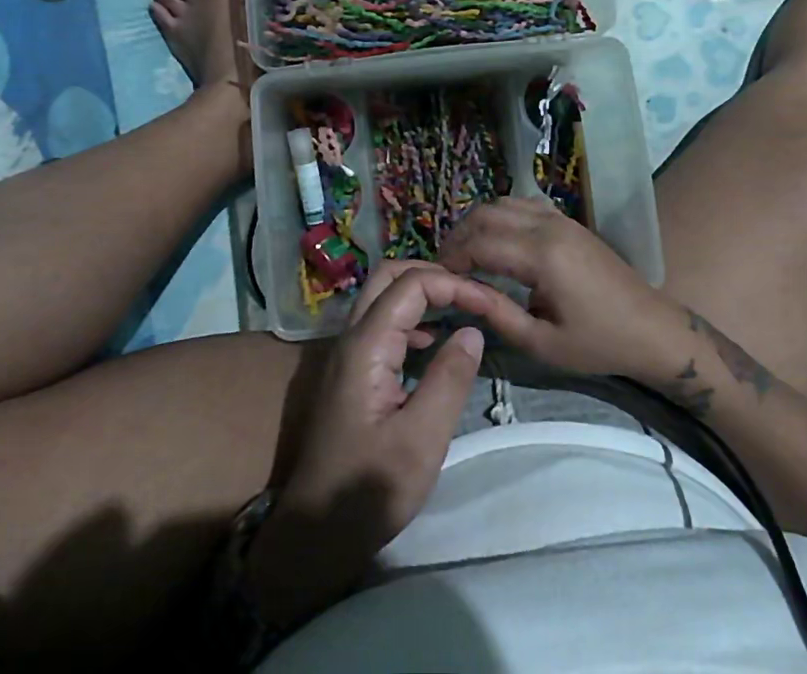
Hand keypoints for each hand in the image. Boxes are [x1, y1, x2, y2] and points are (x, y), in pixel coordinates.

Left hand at [248, 262, 508, 623]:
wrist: (316, 530)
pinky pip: (380, 326)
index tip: (490, 305)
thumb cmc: (370, 488)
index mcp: (365, 347)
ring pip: (381, 299)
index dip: (453, 285)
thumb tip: (472, 330)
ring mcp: (345, 355)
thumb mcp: (422, 438)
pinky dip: (411, 320)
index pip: (410, 286)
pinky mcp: (350, 374)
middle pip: (388, 278)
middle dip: (433, 276)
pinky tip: (433, 344)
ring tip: (462, 312)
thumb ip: (449, 378)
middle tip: (472, 295)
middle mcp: (349, 339)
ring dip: (421, 295)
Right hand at [436, 198, 689, 383]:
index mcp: (542, 257)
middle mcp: (549, 226)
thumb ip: (496, 313)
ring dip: (477, 223)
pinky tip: (496, 241)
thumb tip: (459, 293)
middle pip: (485, 214)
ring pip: (502, 203)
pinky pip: (523, 204)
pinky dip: (500, 216)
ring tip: (465, 253)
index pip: (480, 242)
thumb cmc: (598, 343)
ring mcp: (561, 219)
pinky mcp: (568, 221)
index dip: (451, 258)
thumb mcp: (541, 342)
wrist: (652, 329)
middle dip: (458, 237)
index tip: (438, 279)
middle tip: (446, 266)